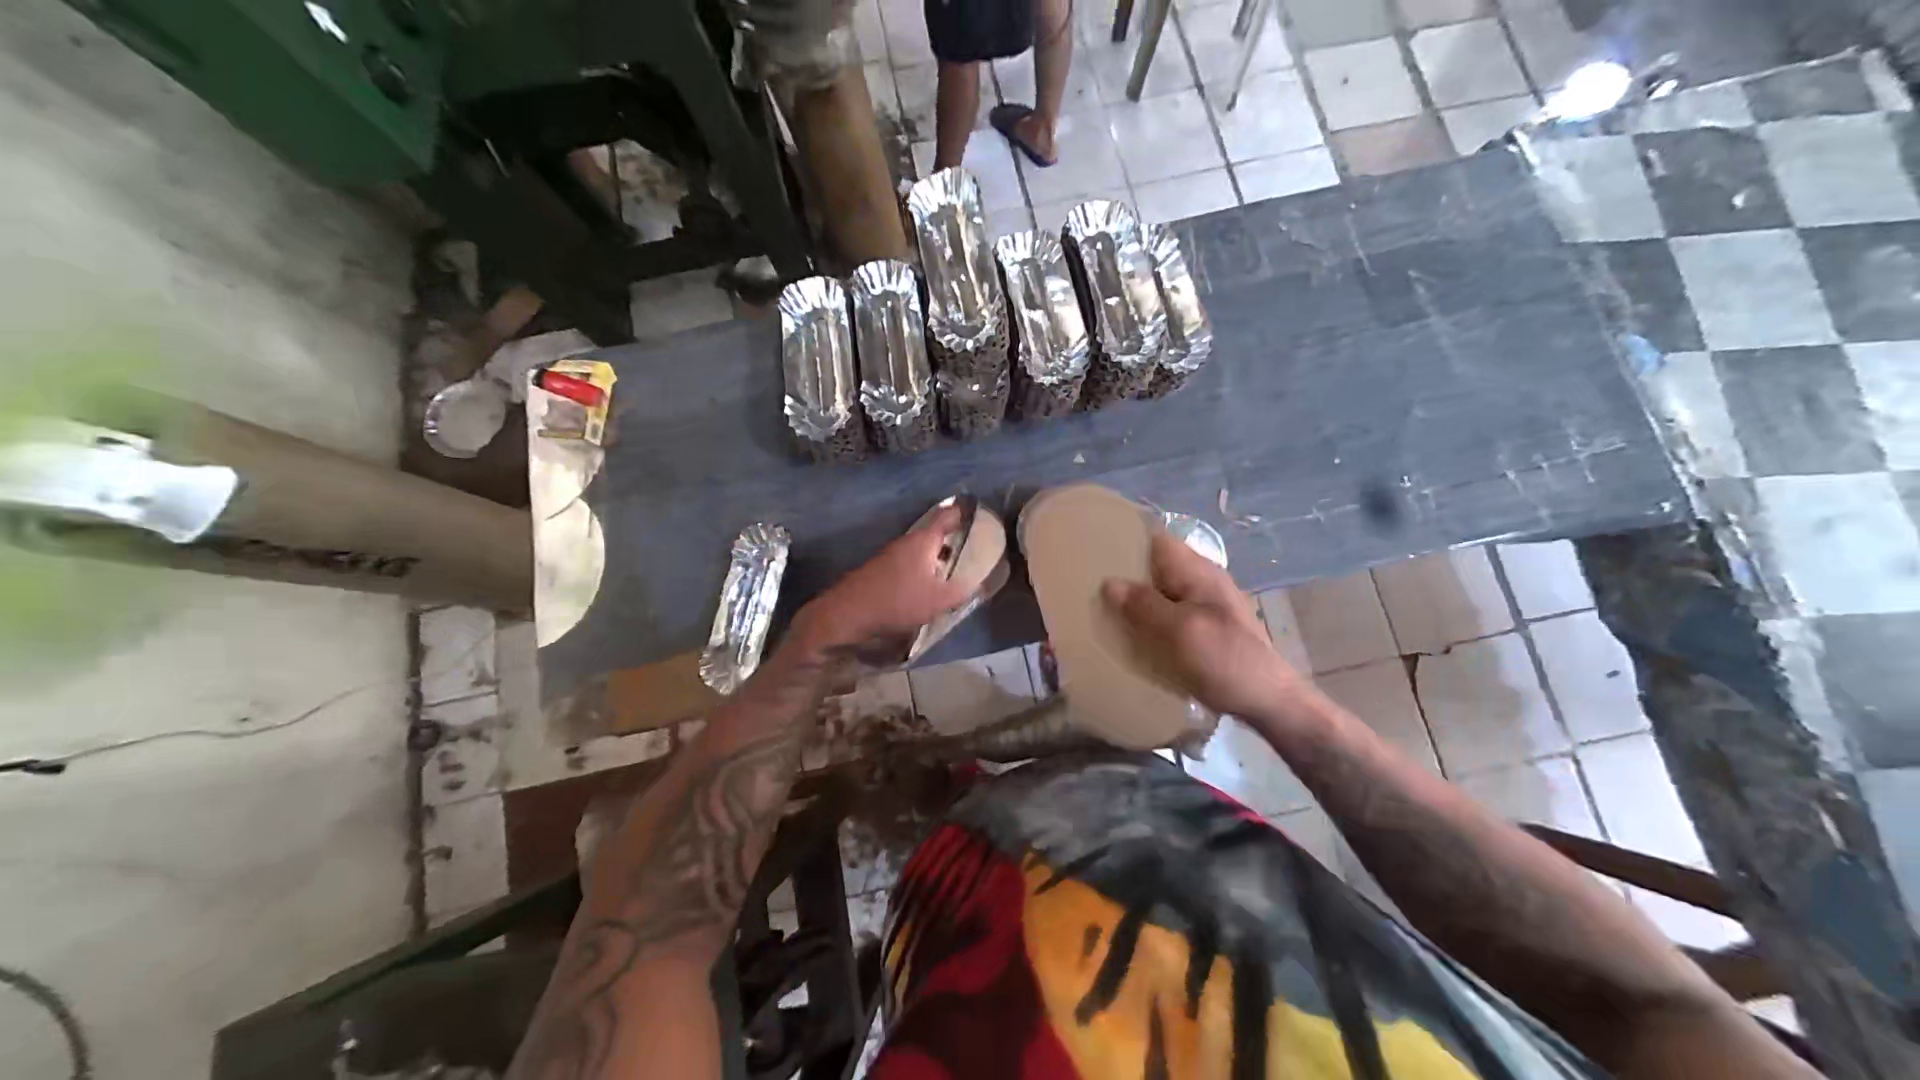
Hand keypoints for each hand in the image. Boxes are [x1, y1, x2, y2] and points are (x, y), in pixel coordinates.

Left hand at [794, 504, 974, 655]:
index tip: (985, 516)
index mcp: (924, 540)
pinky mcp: (883, 569)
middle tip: (979, 550)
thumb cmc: (897, 601)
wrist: (847, 613)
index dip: (968, 512)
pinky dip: (926, 568)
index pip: (950, 515)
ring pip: (924, 550)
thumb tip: (982, 581)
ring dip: (940, 557)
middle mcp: (907, 541)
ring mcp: (892, 554)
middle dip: (957, 540)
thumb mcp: (939, 600)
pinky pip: (912, 562)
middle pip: (937, 533)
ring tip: (959, 571)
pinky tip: (931, 586)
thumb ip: (964, 589)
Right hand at [1102, 531, 1309, 718]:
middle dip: (1127, 575)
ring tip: (1105, 613)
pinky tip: (1134, 637)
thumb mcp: (1180, 631)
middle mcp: (1203, 582)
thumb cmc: (1226, 661)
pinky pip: (1170, 615)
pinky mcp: (1207, 630)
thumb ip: (1145, 605)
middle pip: (1157, 567)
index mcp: (1199, 572)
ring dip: (1137, 602)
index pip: (1157, 540)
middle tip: (1090, 588)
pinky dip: (1151, 622)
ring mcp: (1207, 606)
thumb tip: (1109, 583)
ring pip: (1162, 593)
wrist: (1269, 702)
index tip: (1096, 551)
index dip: (1128, 541)